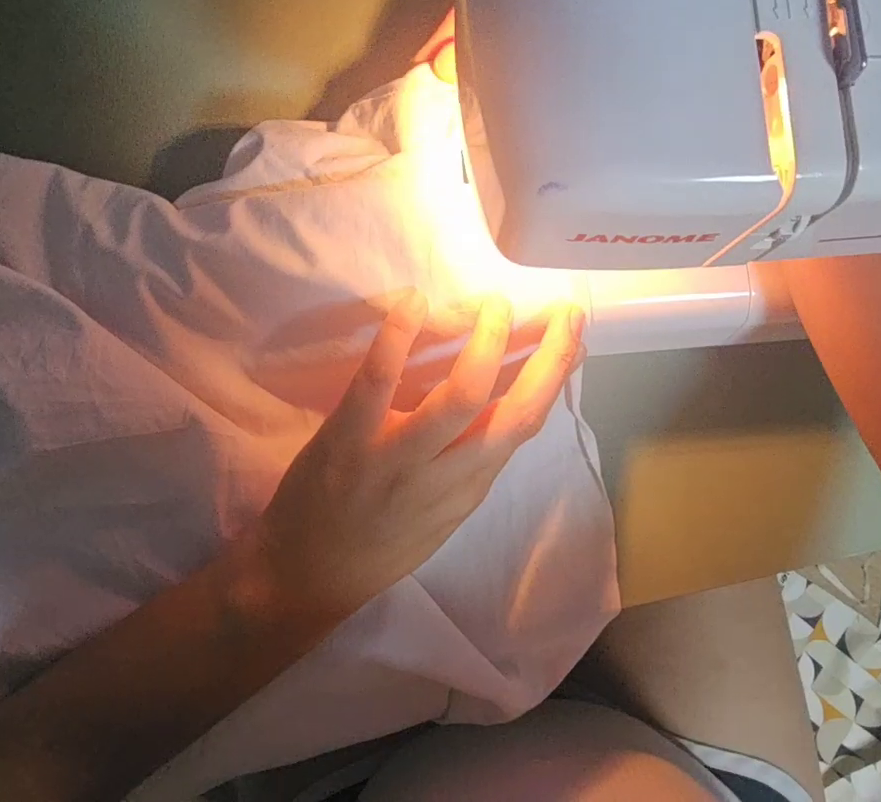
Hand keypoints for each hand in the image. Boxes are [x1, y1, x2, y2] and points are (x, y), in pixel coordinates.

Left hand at [250, 291, 585, 621]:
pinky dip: (399, 337)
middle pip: (514, 414)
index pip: (525, 426)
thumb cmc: (377, 544)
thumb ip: (472, 464)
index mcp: (469, 488)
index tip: (574, 340)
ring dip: (487, 345)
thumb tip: (501, 410)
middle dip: (549, 359)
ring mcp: (397, 458)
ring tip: (498, 306)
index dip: (555, 378)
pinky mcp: (349, 440)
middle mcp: (445, 477)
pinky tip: (414, 302)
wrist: (306, 579)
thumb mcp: (441, 516)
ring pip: (460, 398)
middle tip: (566, 312)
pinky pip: (379, 380)